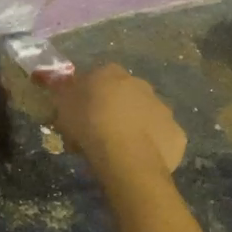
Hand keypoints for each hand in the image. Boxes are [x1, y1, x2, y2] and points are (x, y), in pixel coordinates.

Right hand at [52, 64, 186, 176]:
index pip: (98, 76)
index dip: (88, 93)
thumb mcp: (61, 104)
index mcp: (112, 73)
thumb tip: (55, 82)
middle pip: (124, 94)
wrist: (125, 156)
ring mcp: (163, 109)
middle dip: (114, 107)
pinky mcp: (177, 135)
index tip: (79, 110)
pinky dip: (150, 145)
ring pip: (145, 115)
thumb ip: (60, 90)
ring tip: (116, 147)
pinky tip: (136, 158)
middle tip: (97, 129)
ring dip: (134, 125)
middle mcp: (141, 85)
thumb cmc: (88, 123)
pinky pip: (160, 138)